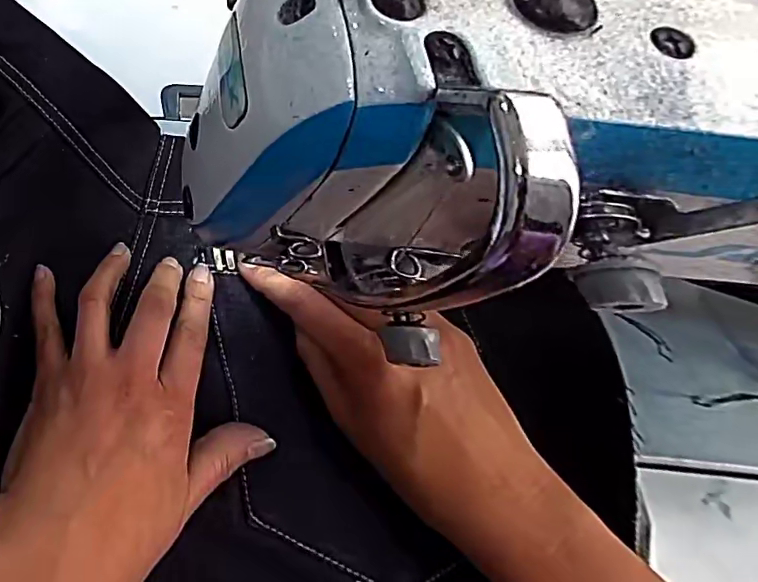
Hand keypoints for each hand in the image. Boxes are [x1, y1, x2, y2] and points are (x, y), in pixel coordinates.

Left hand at [0, 245, 274, 581]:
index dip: (198, 301)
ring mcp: (87, 371)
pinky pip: (47, 327)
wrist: (48, 550)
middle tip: (170, 262)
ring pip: (99, 302)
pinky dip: (43, 297)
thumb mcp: (182, 499)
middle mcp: (130, 376)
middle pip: (152, 310)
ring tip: (119, 252)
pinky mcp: (50, 378)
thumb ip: (221, 457)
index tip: (201, 276)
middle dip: (164, 279)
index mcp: (168, 405)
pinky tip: (43, 274)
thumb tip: (262, 437)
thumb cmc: (118, 533)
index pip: (190, 337)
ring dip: (111, 271)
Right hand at [242, 265, 658, 581]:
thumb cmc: (422, 472)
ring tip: (318, 289)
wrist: (502, 488)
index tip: (255, 269)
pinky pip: (400, 297)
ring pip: (370, 284)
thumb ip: (321, 368)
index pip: (312, 306)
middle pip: (341, 282)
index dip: (278, 284)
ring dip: (338, 282)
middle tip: (282, 274)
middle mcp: (404, 328)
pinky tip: (366, 309)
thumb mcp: (354, 427)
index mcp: (374, 361)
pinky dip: (373, 296)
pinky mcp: (453, 322)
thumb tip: (300, 327)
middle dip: (307, 275)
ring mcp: (433, 320)